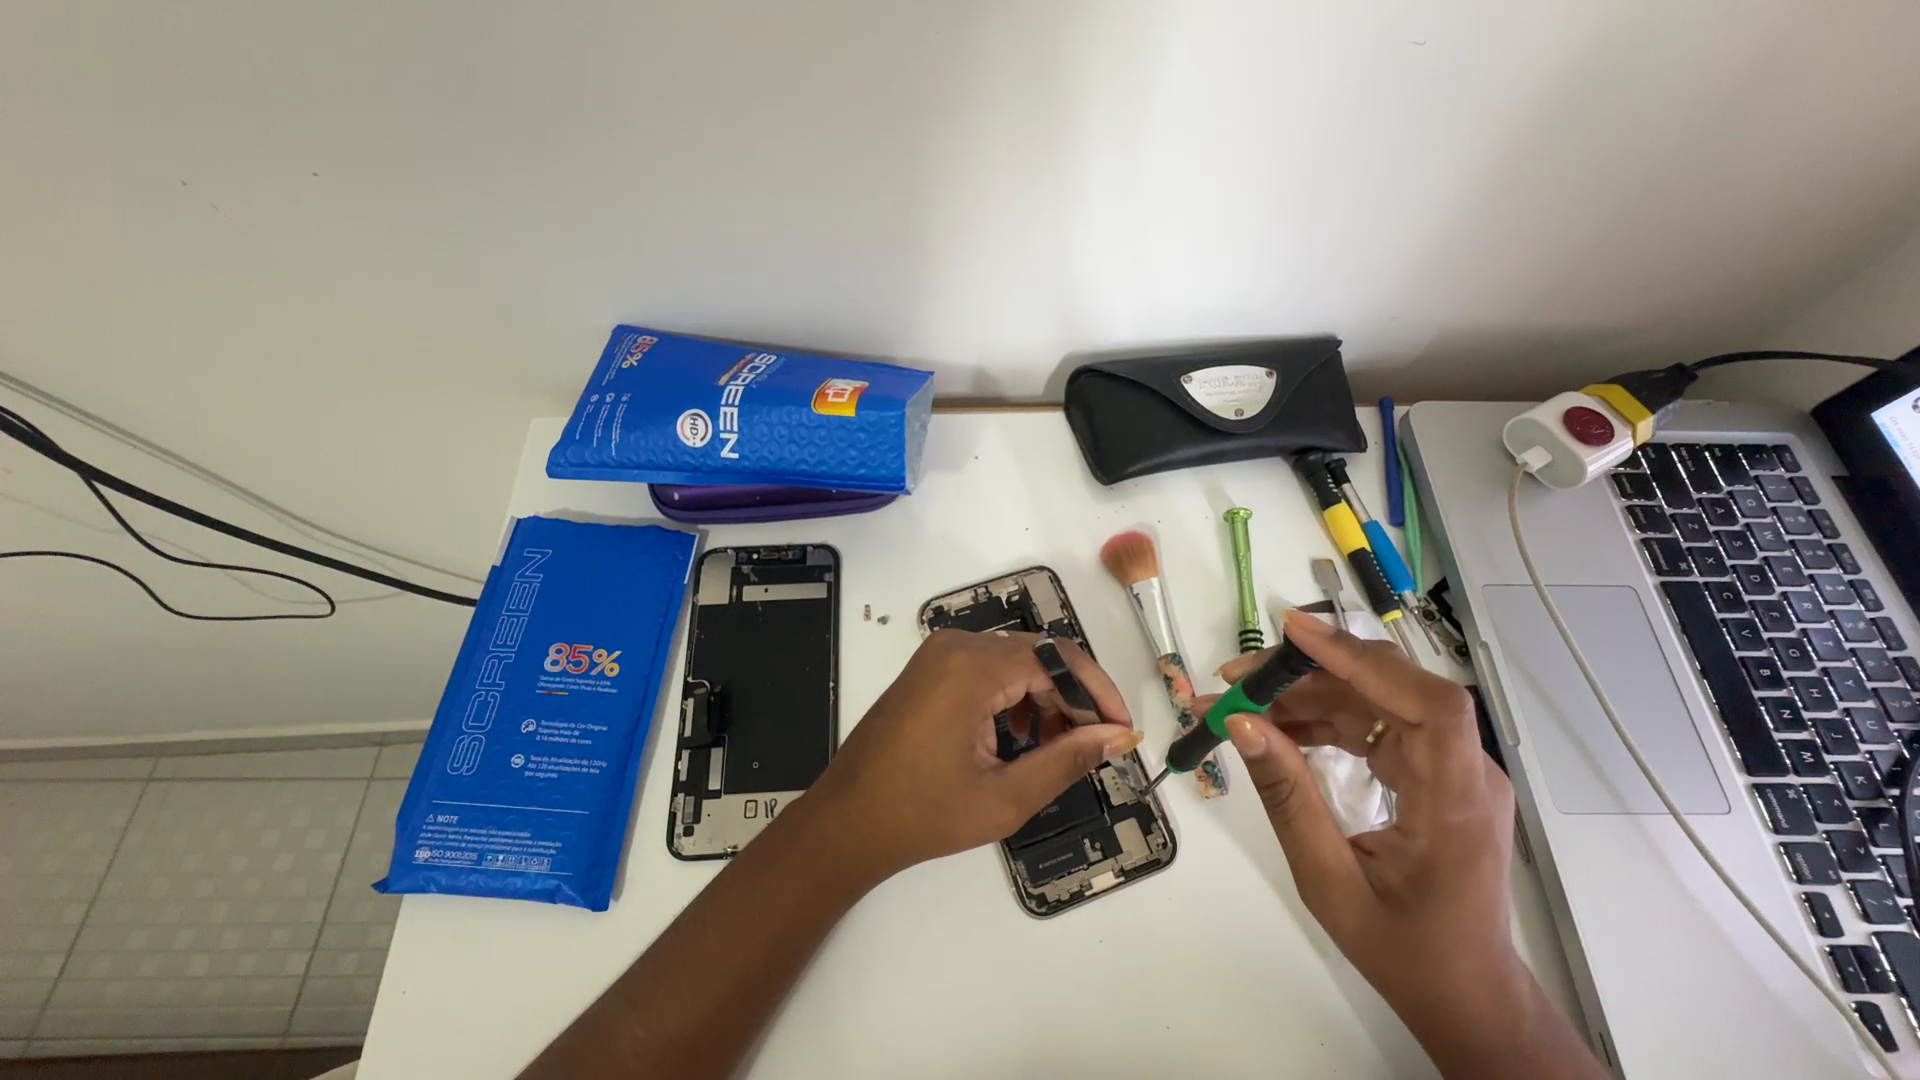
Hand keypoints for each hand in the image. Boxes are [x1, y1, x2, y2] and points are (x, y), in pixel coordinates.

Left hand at [804, 629, 1141, 879]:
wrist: (847, 823)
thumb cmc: (923, 814)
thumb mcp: (1006, 796)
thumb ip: (1068, 759)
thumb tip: (1119, 737)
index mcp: (972, 667)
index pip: (1058, 658)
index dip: (1098, 692)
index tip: (1122, 730)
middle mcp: (955, 646)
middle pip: (1038, 655)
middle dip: (1073, 697)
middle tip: (1095, 744)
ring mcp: (937, 656)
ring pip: (1015, 661)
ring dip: (1045, 698)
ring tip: (1056, 748)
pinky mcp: (929, 670)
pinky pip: (988, 669)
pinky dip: (1014, 697)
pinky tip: (1020, 739)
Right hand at [1208, 611, 1528, 1052]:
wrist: (1464, 989)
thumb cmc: (1403, 948)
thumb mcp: (1328, 879)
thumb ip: (1287, 798)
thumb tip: (1242, 724)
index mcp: (1456, 802)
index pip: (1425, 703)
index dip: (1360, 658)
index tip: (1292, 633)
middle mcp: (1463, 771)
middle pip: (1391, 690)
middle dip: (1311, 672)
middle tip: (1237, 678)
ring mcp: (1451, 769)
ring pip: (1377, 702)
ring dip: (1308, 695)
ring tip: (1242, 704)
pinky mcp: (1432, 774)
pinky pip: (1376, 727)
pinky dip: (1325, 720)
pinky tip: (1279, 728)